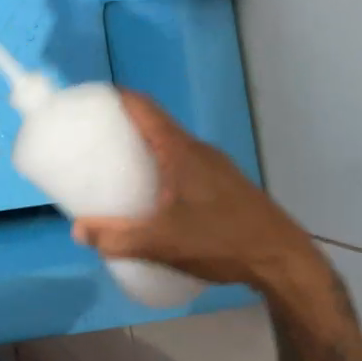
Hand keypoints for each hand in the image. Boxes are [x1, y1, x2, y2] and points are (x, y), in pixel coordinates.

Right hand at [72, 90, 317, 287]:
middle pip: (158, 126)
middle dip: (127, 127)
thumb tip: (77, 231)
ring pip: (175, 147)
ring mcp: (218, 168)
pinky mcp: (228, 186)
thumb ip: (116, 238)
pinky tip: (158, 196)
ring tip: (121, 168)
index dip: (119, 97)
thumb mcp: (160, 242)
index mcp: (180, 151)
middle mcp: (200, 151)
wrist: (284, 262)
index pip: (145, 108)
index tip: (93, 99)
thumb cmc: (220, 241)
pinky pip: (188, 164)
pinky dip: (166, 167)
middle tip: (97, 140)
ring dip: (148, 149)